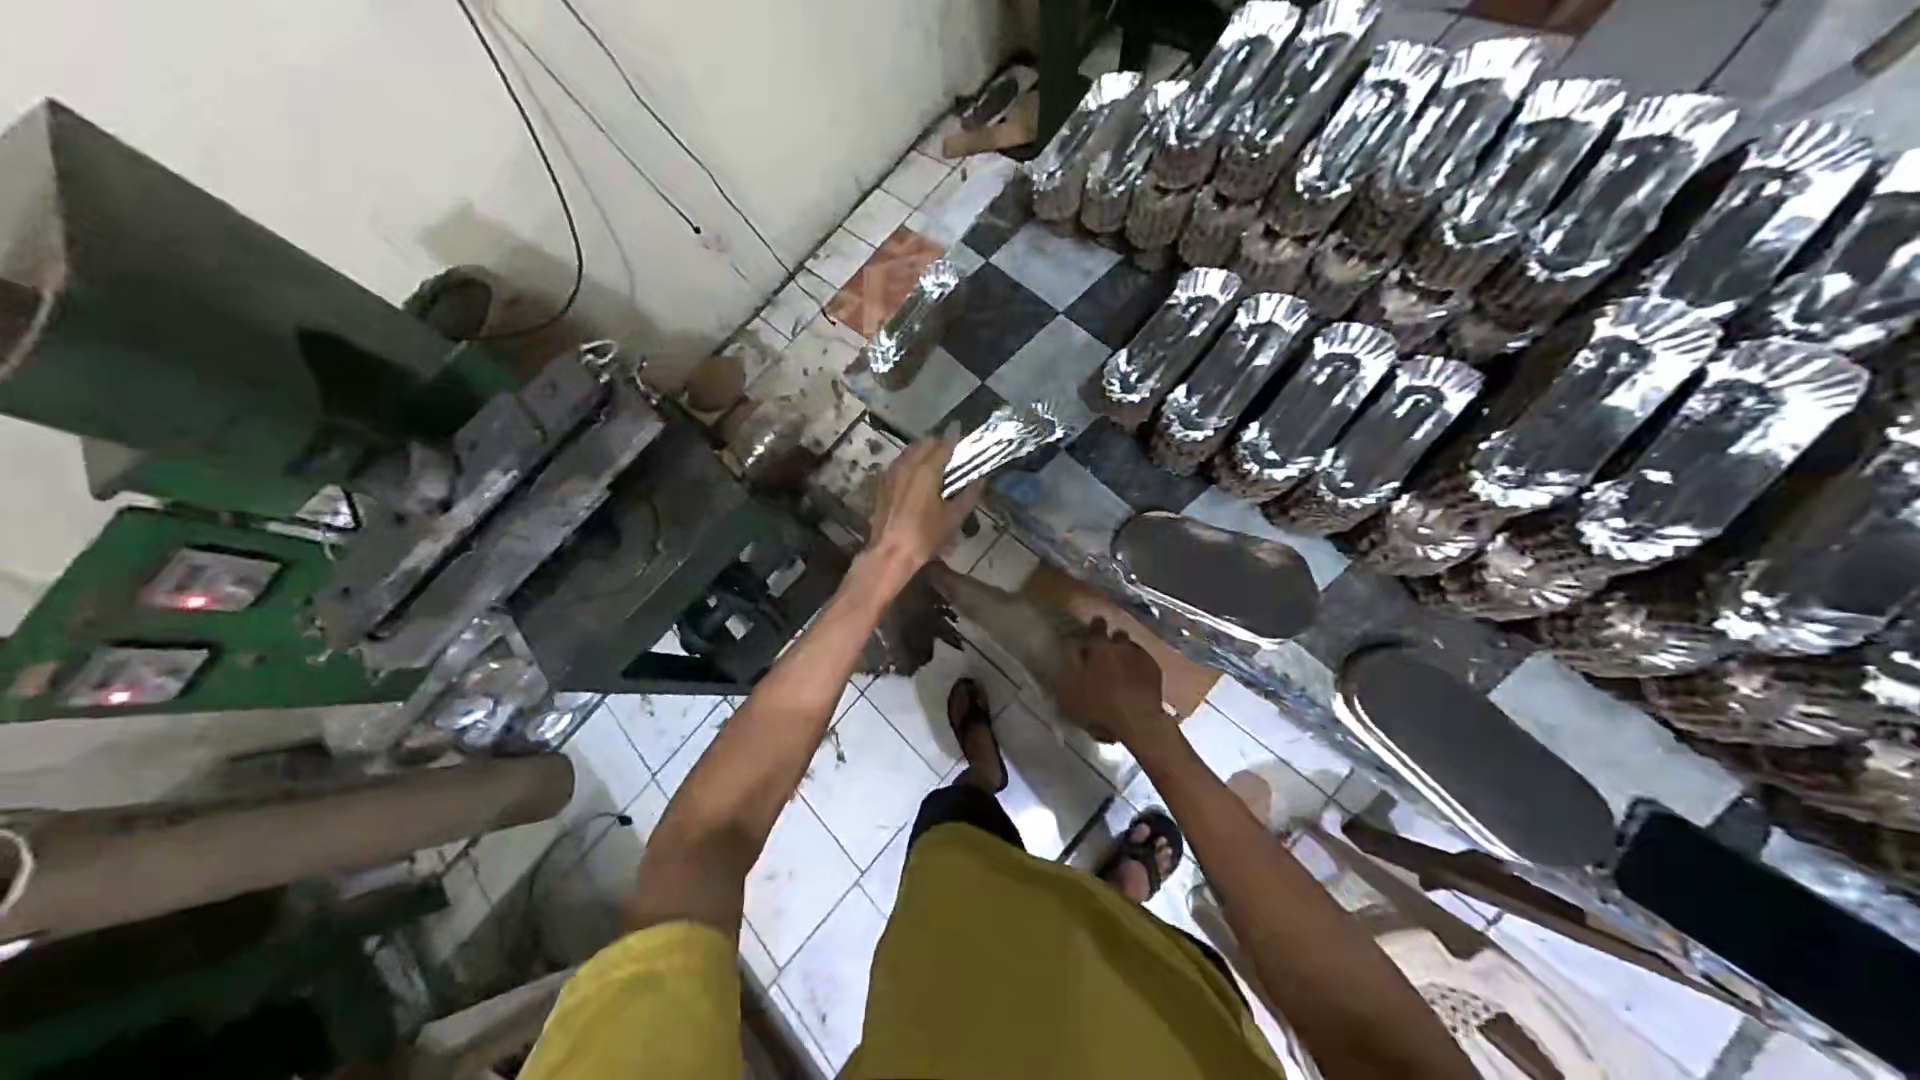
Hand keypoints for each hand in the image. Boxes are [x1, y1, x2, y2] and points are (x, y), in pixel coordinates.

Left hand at [866, 433, 981, 575]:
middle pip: (924, 444)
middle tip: (948, 446)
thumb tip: (979, 481)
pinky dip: (909, 461)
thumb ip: (968, 496)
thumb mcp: (953, 519)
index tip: (958, 427)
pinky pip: (898, 463)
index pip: (943, 445)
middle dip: (937, 442)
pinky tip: (913, 471)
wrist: (890, 552)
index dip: (952, 436)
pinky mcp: (881, 483)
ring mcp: (891, 473)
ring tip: (932, 456)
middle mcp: (908, 466)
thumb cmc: (925, 536)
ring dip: (921, 450)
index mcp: (927, 471)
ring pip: (908, 452)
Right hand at [1055, 619, 1168, 749]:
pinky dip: (1139, 666)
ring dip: (1126, 653)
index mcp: (1099, 647)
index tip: (1095, 623)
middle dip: (1113, 639)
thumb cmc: (1098, 707)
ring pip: (1132, 648)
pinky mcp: (1156, 672)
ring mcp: (1141, 657)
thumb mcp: (1069, 688)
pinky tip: (1136, 678)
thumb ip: (1070, 664)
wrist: (1137, 723)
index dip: (1094, 625)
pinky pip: (1144, 662)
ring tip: (1122, 666)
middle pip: (1117, 635)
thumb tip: (1073, 647)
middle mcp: (1122, 646)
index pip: (1096, 628)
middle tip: (1106, 651)